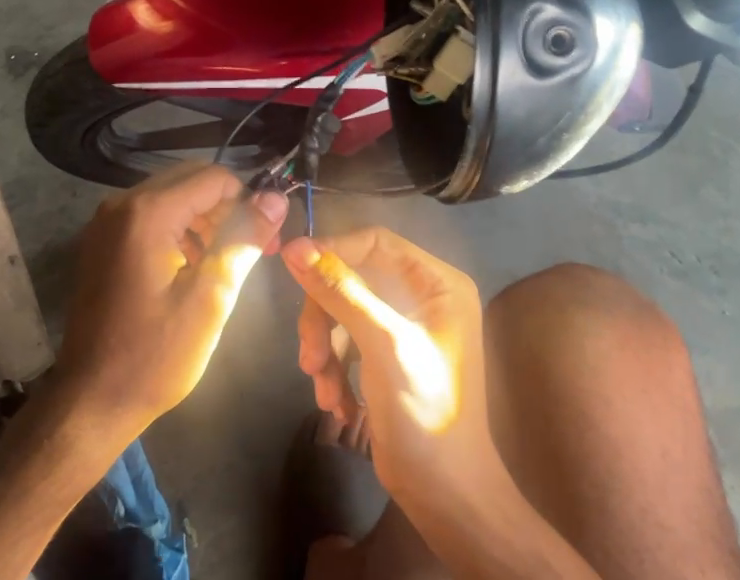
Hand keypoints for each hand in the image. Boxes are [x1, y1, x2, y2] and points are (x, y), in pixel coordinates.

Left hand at [54, 164, 288, 438]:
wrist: (92, 397)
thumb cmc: (156, 355)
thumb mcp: (210, 298)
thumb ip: (243, 240)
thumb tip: (274, 200)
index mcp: (147, 213)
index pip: (212, 177)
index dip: (248, 199)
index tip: (269, 238)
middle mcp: (120, 203)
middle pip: (188, 180)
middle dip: (226, 207)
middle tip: (254, 248)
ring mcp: (104, 221)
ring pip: (168, 196)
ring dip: (202, 218)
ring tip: (226, 261)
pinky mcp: (100, 241)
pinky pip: (147, 216)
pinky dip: (175, 229)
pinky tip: (192, 267)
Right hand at [281, 228, 492, 515]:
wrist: (447, 495)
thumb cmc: (426, 413)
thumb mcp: (382, 345)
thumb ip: (340, 291)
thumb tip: (294, 245)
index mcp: (437, 284)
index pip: (374, 243)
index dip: (332, 252)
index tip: (292, 270)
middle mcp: (423, 298)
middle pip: (351, 279)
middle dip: (323, 317)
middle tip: (308, 356)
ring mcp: (403, 328)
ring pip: (341, 312)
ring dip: (324, 349)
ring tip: (321, 389)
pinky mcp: (386, 358)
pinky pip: (345, 343)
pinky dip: (334, 370)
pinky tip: (335, 403)